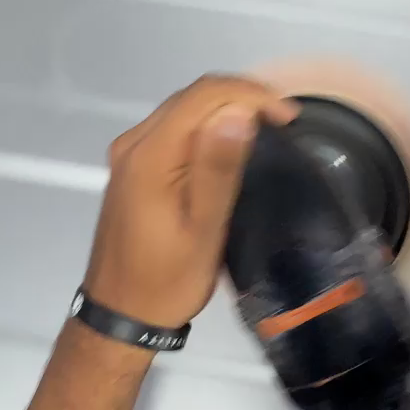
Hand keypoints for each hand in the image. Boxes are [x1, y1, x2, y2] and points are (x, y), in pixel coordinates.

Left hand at [83, 75, 297, 329]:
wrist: (120, 315)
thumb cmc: (167, 280)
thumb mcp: (203, 230)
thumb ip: (218, 169)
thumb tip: (239, 114)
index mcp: (149, 154)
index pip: (204, 95)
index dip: (251, 95)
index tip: (288, 119)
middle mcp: (133, 143)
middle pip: (192, 96)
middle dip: (242, 97)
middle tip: (284, 123)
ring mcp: (129, 153)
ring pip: (183, 108)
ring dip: (226, 108)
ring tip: (268, 129)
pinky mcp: (132, 166)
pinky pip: (174, 127)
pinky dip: (207, 124)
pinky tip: (231, 142)